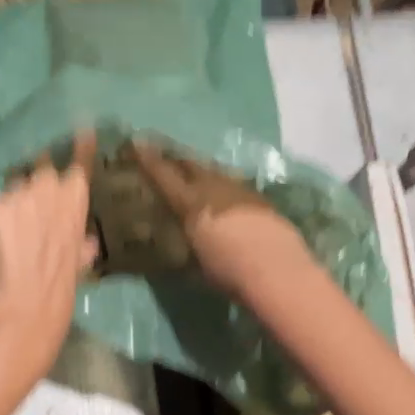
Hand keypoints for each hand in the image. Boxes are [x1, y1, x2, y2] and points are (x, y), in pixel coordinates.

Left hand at [0, 134, 99, 371]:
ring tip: (11, 227)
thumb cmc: (62, 288)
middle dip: (35, 179)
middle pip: (40, 167)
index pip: (79, 158)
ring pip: (12, 186)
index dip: (79, 143)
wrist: (29, 305)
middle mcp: (48, 186)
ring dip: (12, 200)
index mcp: (76, 198)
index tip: (80, 127)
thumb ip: (81, 242)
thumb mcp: (82, 261)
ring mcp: (19, 193)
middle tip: (30, 203)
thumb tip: (87, 241)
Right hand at [129, 142, 313, 296]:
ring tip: (193, 174)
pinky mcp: (260, 199)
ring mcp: (240, 190)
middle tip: (165, 155)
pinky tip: (222, 195)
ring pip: (215, 171)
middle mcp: (214, 188)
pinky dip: (221, 185)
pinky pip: (233, 184)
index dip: (148, 159)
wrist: (277, 271)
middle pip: (192, 164)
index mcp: (192, 203)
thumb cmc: (228, 273)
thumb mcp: (195, 264)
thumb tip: (177, 239)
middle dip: (176, 158)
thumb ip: (185, 244)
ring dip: (201, 170)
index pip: (164, 175)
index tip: (136, 142)